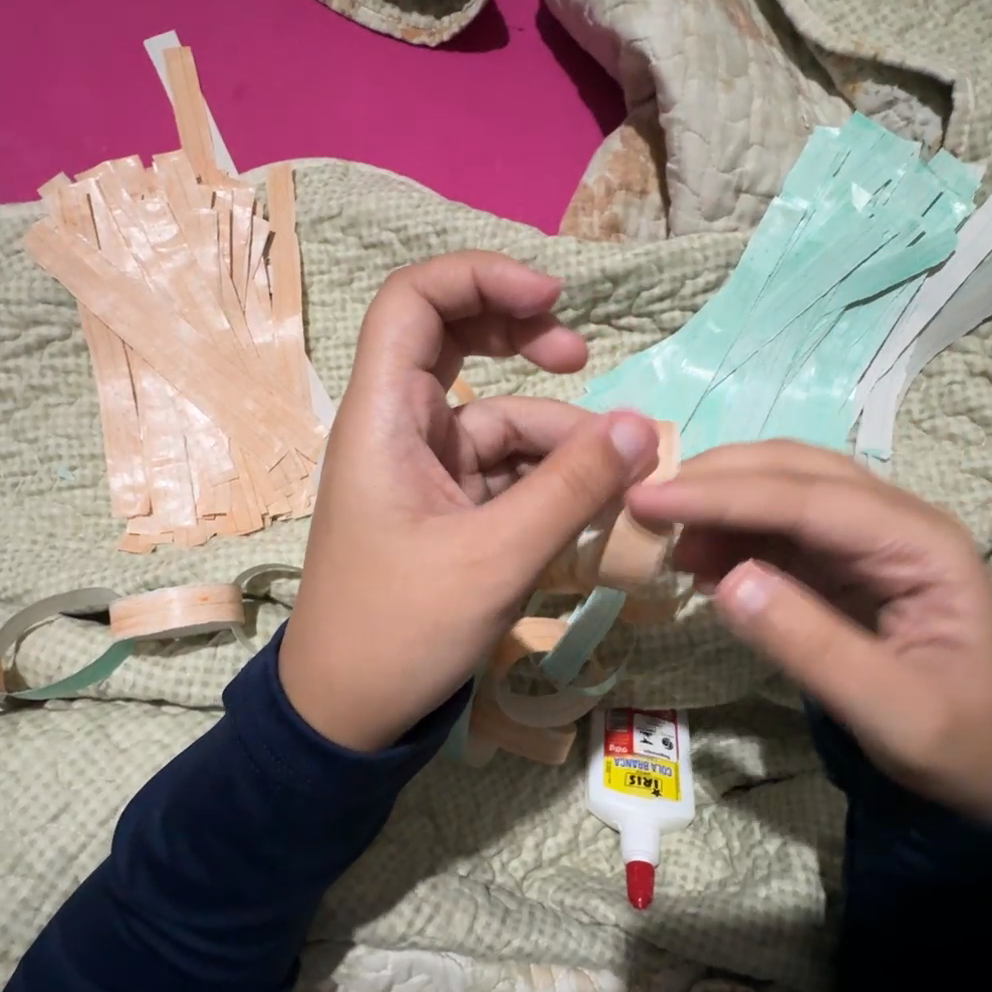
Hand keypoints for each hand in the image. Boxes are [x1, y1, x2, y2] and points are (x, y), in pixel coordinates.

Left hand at [279, 252, 661, 751]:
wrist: (350, 713)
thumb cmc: (401, 631)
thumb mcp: (496, 558)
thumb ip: (572, 488)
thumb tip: (641, 426)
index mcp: (384, 418)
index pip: (414, 302)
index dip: (481, 278)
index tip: (554, 300)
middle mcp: (400, 429)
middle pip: (454, 342)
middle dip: (523, 339)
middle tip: (580, 359)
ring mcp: (423, 469)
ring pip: (497, 420)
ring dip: (557, 439)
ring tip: (617, 480)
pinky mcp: (445, 509)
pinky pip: (504, 472)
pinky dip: (548, 481)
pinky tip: (591, 508)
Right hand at [625, 441, 991, 822]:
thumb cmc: (960, 748)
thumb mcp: (894, 714)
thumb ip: (812, 646)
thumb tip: (726, 580)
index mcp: (921, 545)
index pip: (810, 497)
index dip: (724, 494)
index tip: (648, 499)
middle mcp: (893, 524)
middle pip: (794, 471)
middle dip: (714, 480)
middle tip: (639, 502)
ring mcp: (864, 542)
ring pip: (779, 491)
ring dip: (716, 503)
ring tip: (658, 537)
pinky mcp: (838, 566)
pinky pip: (773, 531)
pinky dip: (726, 535)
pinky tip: (693, 560)